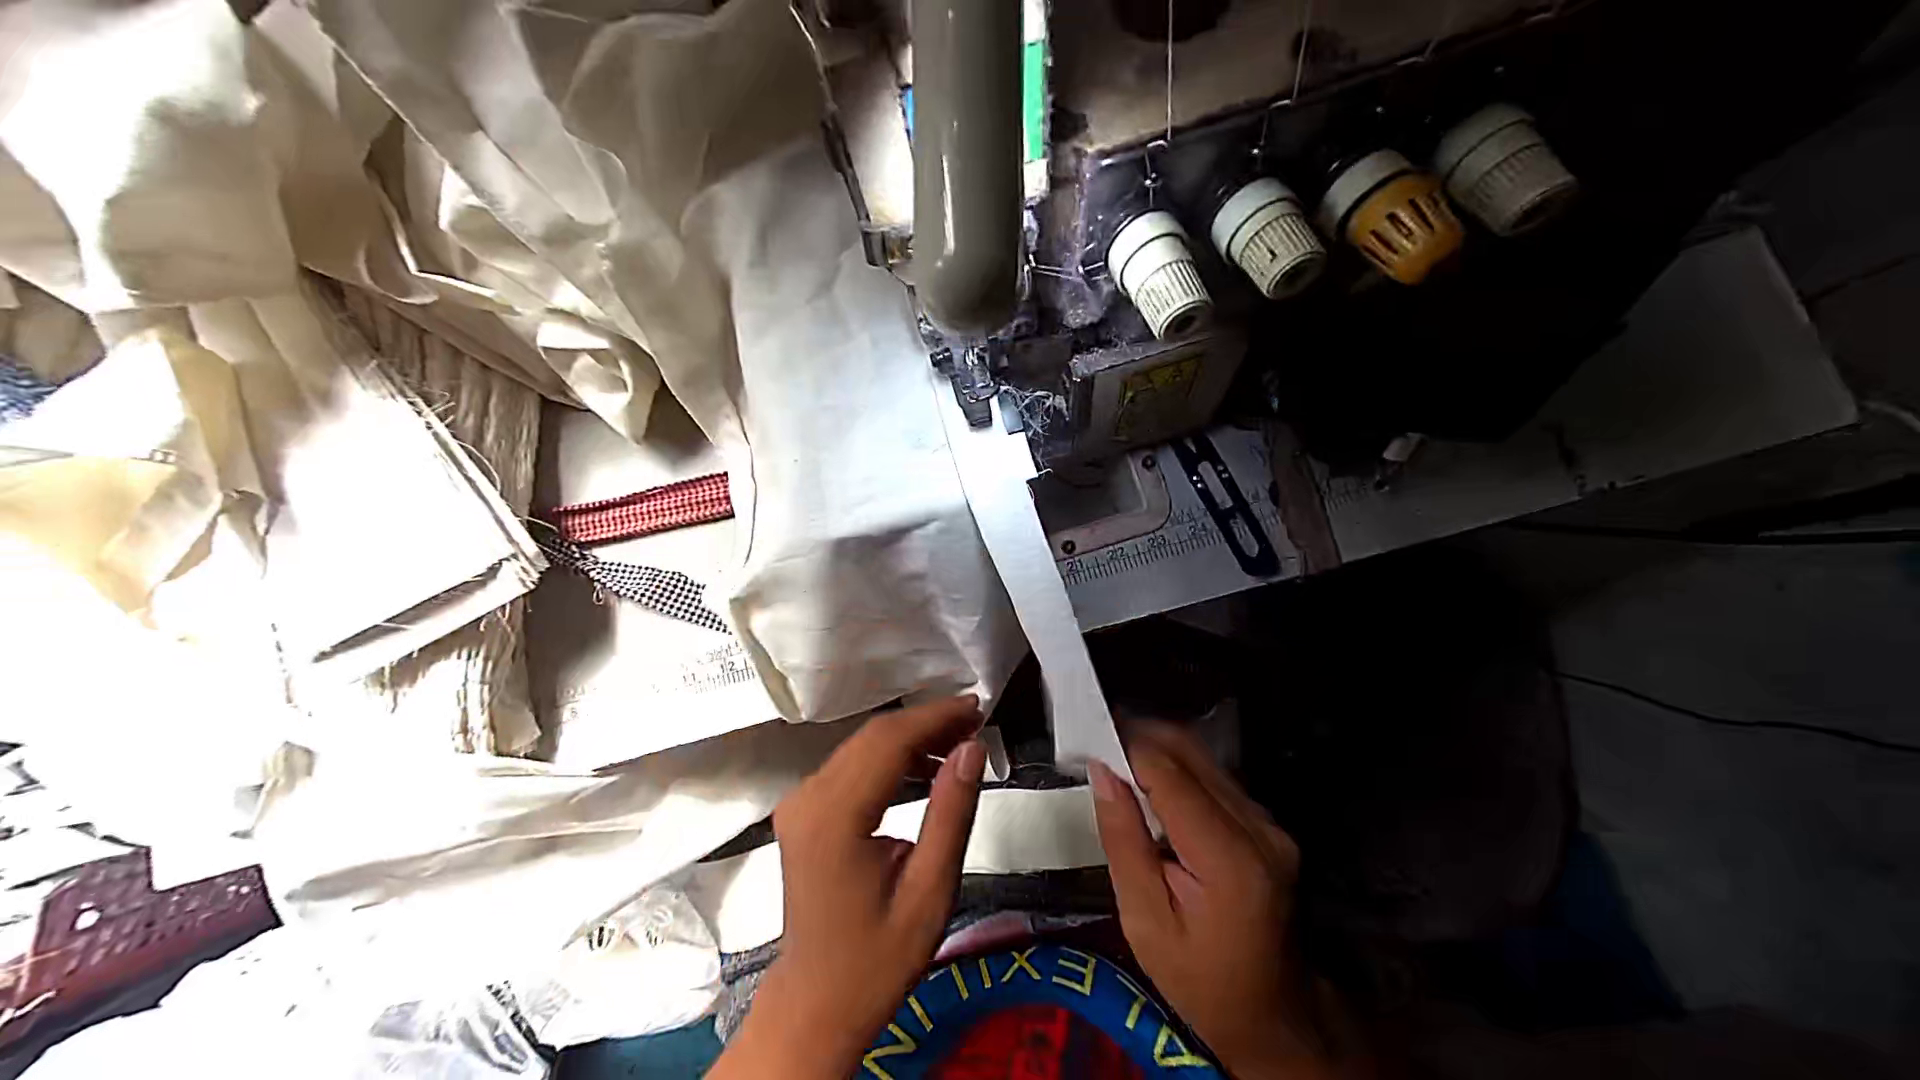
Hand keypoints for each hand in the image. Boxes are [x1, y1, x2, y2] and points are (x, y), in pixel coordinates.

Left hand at [712, 696, 986, 1079]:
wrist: (818, 1001)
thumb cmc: (877, 957)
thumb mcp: (930, 891)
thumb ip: (952, 814)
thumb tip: (972, 749)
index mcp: (834, 817)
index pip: (889, 742)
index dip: (936, 718)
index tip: (977, 707)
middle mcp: (807, 798)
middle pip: (873, 737)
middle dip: (927, 723)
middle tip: (976, 722)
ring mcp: (800, 802)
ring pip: (862, 747)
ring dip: (911, 739)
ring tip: (960, 744)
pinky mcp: (804, 810)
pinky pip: (852, 766)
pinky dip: (891, 759)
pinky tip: (925, 768)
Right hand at [1091, 724, 1329, 1079]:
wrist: (1273, 1016)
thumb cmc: (1201, 980)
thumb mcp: (1145, 921)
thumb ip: (1123, 840)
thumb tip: (1101, 773)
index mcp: (1228, 857)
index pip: (1169, 772)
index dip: (1125, 749)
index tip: (1086, 747)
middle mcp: (1258, 828)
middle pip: (1190, 752)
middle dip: (1139, 737)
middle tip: (1095, 744)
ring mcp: (1269, 824)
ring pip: (1203, 758)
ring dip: (1157, 751)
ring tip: (1116, 764)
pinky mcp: (1267, 825)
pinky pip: (1214, 777)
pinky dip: (1177, 770)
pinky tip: (1150, 788)